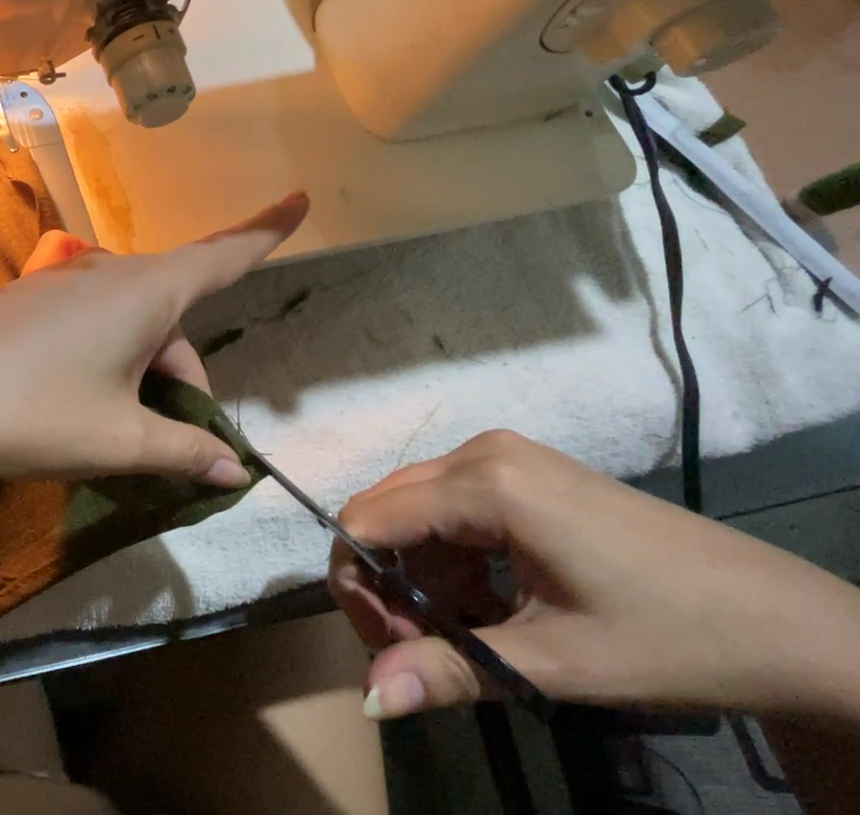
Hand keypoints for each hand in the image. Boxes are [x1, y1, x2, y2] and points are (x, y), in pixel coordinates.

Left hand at [0, 191, 307, 486]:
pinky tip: (72, 405)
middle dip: (182, 376)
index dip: (267, 232)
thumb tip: (236, 468)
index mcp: (144, 292)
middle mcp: (103, 273)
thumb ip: (184, 449)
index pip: (223, 257)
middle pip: (171, 316)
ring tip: (113, 433)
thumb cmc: (31, 415)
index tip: (302, 198)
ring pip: (126, 324)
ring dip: (139, 373)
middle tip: (168, 445)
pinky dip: (100, 360)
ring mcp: (55, 283)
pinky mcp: (21, 301)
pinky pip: (83, 324)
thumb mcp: (118, 441)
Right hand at [331, 430, 859, 721]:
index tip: (391, 645)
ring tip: (459, 634)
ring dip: (416, 575)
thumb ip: (450, 672)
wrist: (800, 629)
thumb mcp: (556, 663)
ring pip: (413, 512)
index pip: (367, 520)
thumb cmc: (676, 639)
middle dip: (384, 581)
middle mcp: (481, 454)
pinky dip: (449, 560)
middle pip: (384, 511)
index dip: (358, 585)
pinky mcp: (525, 474)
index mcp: (486, 484)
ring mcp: (504, 458)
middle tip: (421, 645)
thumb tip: (368, 704)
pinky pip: (450, 509)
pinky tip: (486, 604)